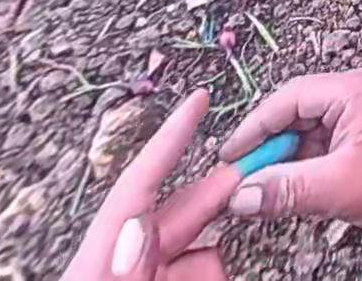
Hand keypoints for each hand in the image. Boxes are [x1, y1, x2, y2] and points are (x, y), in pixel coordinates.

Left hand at [60, 90, 241, 280]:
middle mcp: (121, 267)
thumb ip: (117, 275)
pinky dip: (211, 280)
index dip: (168, 140)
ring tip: (214, 280)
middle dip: (221, 195)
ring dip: (213, 269)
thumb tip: (134, 228)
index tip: (198, 98)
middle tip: (265, 169)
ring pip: (199, 253)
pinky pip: (200, 273)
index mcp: (97, 268)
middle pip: (180, 213)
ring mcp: (145, 280)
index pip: (135, 189)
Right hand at [217, 69, 361, 229]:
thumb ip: (286, 189)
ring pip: (298, 128)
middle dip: (263, 143)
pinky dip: (292, 162)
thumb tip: (238, 197)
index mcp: (350, 90)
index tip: (229, 156)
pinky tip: (278, 186)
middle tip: (235, 176)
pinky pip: (310, 142)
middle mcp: (348, 93)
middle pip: (291, 110)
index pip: (290, 98)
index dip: (255, 126)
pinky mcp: (348, 132)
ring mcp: (349, 111)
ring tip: (253, 186)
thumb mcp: (337, 186)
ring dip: (276, 156)